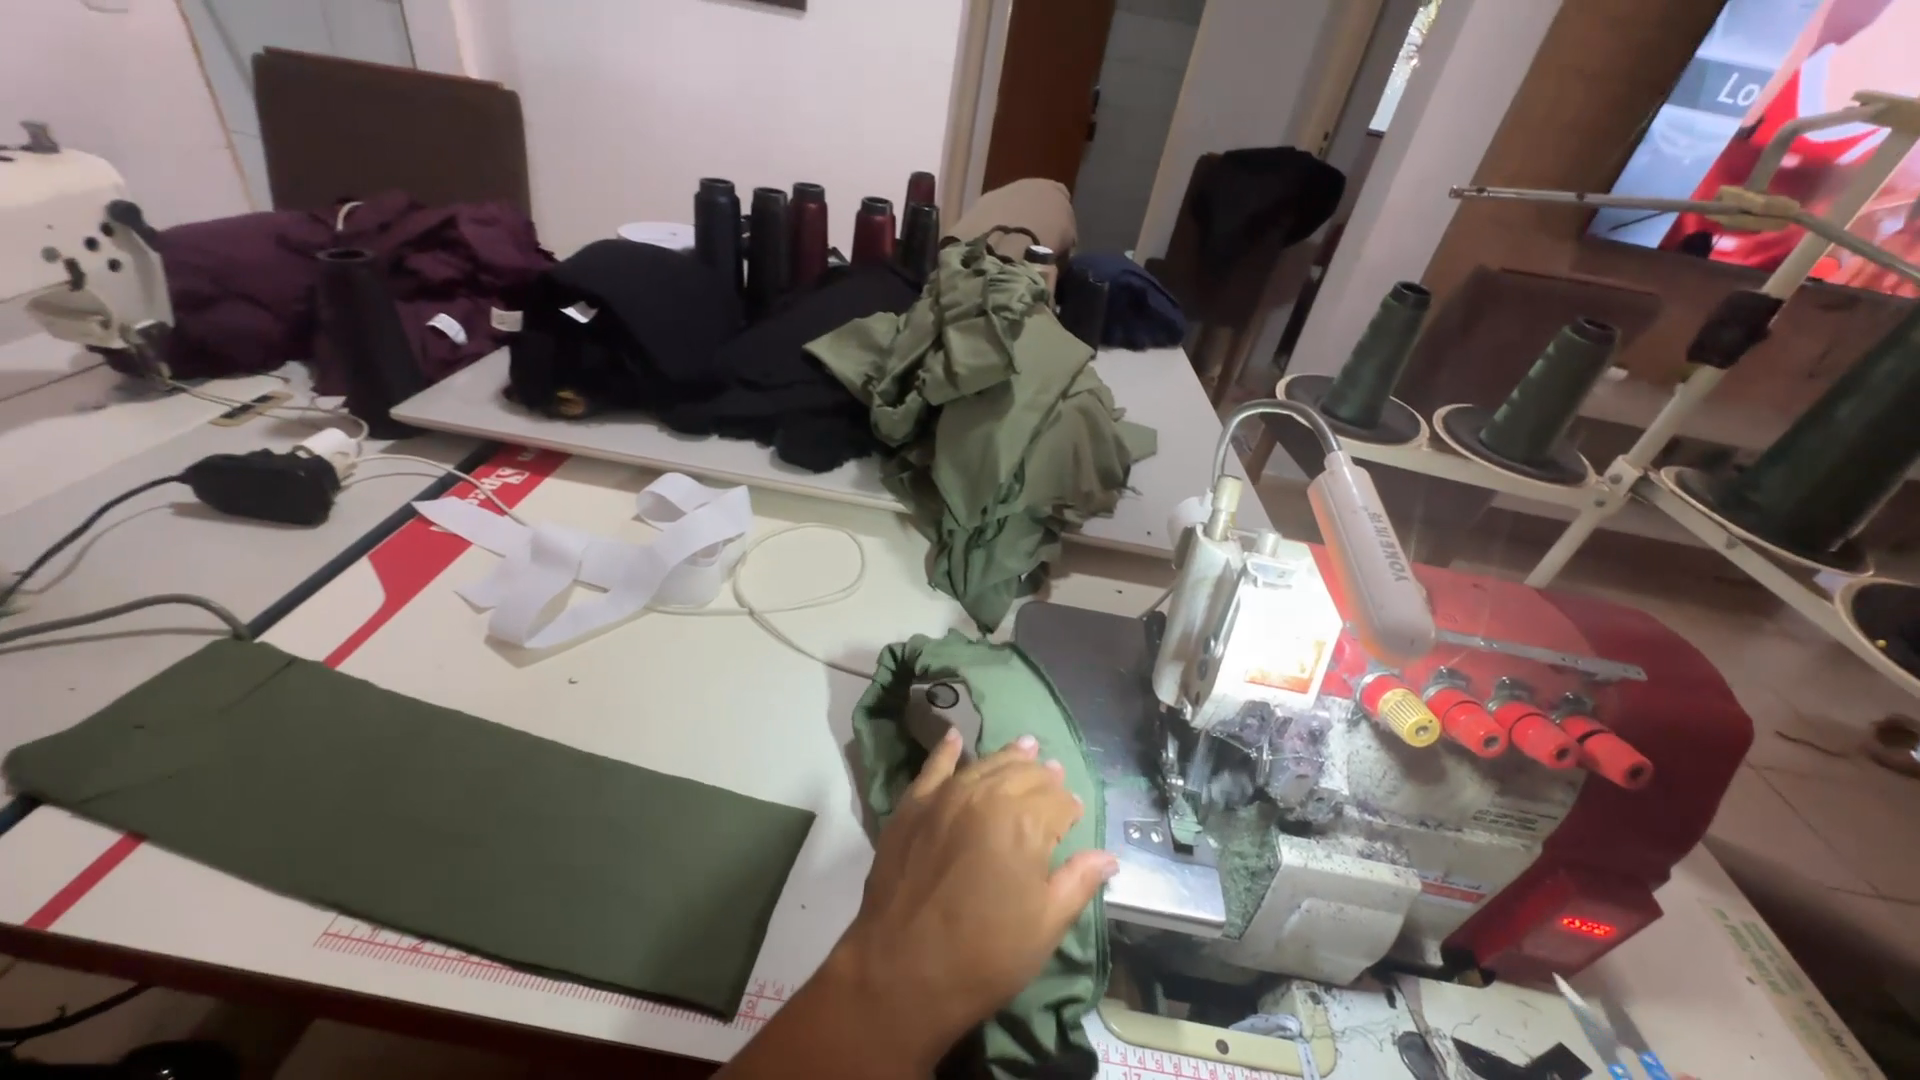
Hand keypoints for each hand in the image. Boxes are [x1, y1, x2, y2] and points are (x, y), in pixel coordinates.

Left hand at [822, 731, 1118, 1067]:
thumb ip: (1077, 882)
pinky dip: (946, 750)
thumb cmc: (984, 956)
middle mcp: (988, 796)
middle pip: (1025, 775)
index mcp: (1027, 823)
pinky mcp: (911, 806)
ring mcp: (945, 797)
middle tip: (1054, 779)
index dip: (1070, 810)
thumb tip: (1108, 856)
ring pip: (986, 764)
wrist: (901, 971)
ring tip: (1026, 747)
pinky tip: (954, 736)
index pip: (1060, 802)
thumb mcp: (1044, 927)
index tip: (1074, 818)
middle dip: (1044, 778)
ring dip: (1009, 757)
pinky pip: (933, 767)